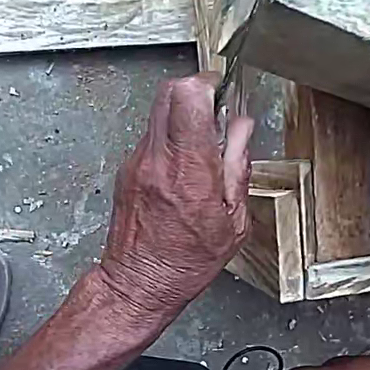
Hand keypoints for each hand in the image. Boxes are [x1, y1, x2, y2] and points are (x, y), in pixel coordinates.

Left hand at [92, 74, 254, 330]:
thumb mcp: (233, 222)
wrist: (139, 283)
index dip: (209, 86)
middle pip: (169, 91)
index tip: (222, 94)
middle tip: (214, 112)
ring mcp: (138, 163)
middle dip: (195, 92)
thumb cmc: (185, 262)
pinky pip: (152, 137)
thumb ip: (239, 167)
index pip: (189, 97)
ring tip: (201, 149)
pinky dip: (171, 140)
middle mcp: (159, 161)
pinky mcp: (127, 169)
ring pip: (159, 112)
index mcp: (191, 172)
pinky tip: (183, 169)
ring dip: (183, 117)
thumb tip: (242, 129)